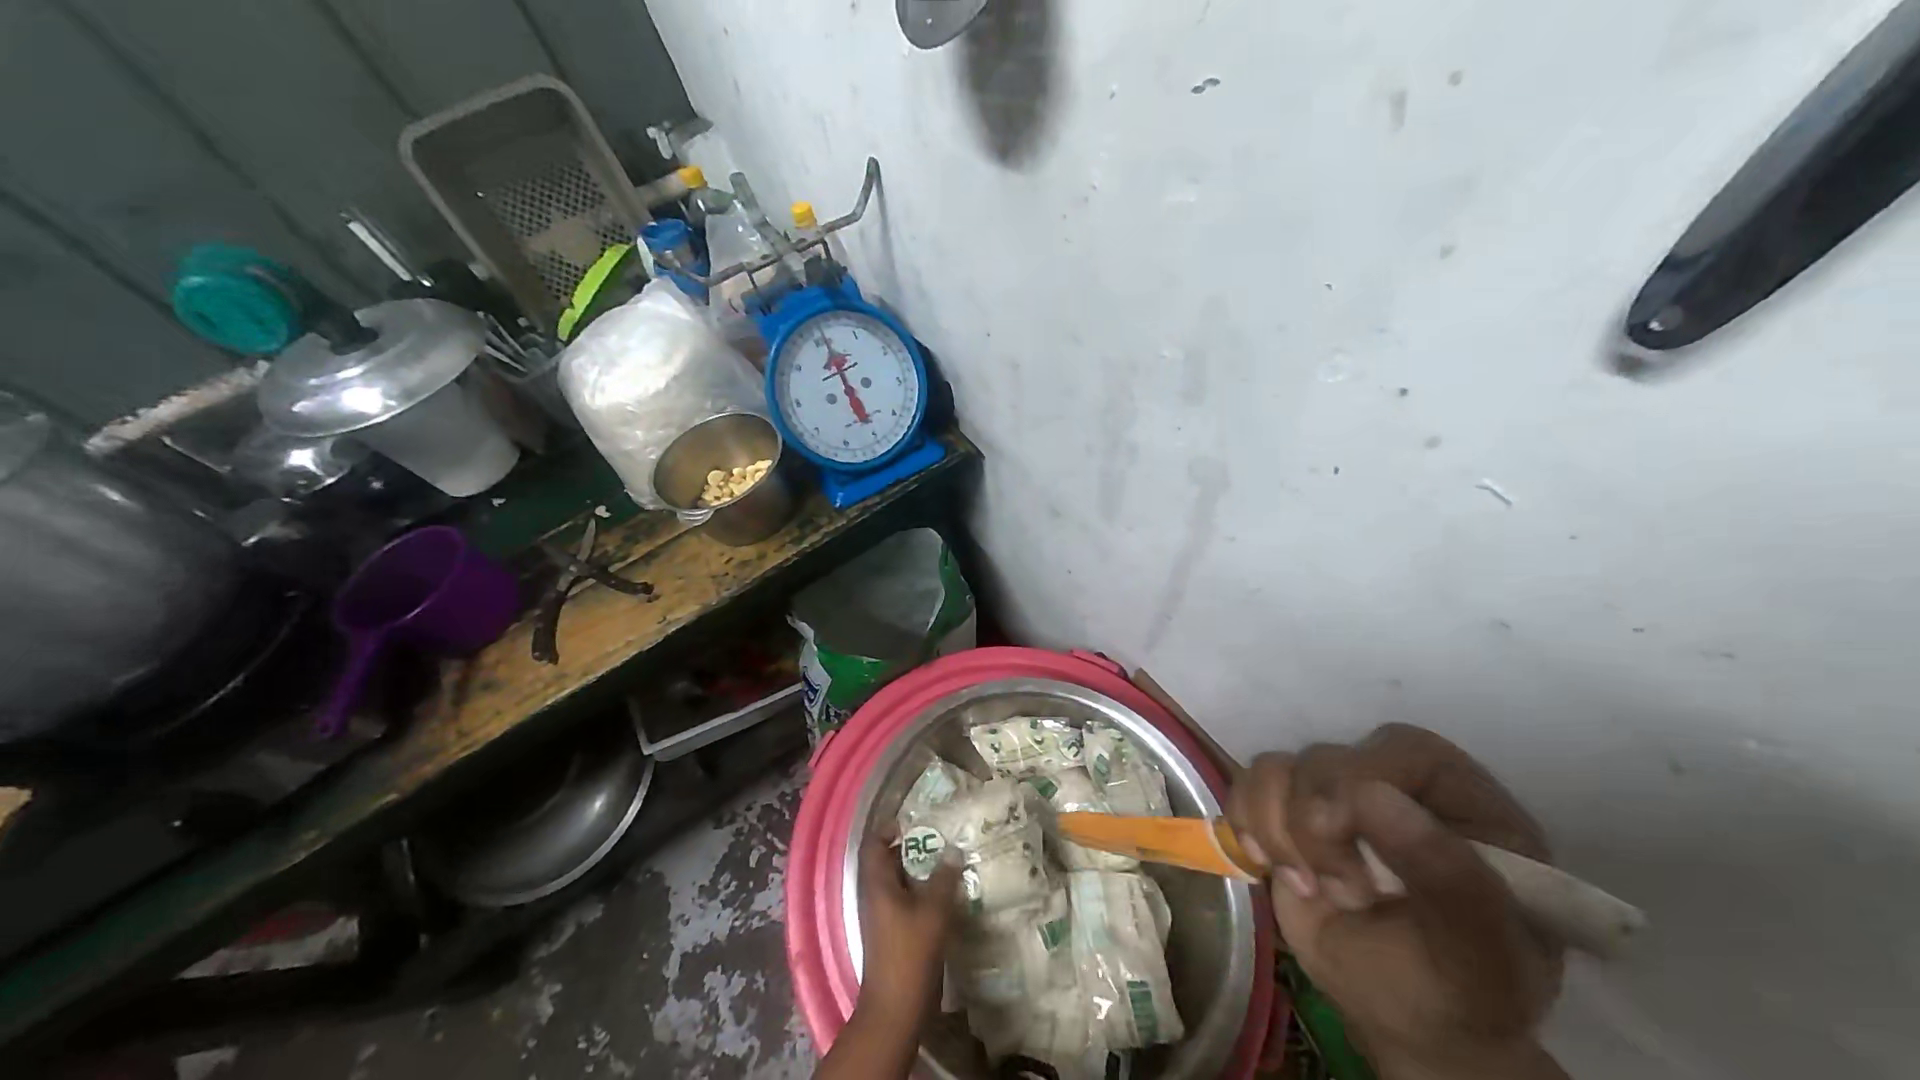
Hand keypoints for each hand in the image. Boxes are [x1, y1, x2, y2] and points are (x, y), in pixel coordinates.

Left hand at [855, 831, 960, 1025]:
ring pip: (898, 882)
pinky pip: (905, 901)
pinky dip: (920, 892)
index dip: (889, 829)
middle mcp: (875, 896)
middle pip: (887, 862)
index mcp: (876, 885)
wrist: (895, 1008)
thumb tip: (953, 850)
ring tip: (946, 862)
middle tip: (939, 839)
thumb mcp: (932, 912)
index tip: (914, 821)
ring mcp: (882, 916)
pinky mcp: (892, 933)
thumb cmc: (910, 954)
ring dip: (918, 871)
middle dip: (910, 848)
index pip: (874, 845)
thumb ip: (943, 879)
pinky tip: (944, 895)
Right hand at [1226, 724, 1564, 1078]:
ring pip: (1274, 769)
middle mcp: (1387, 772)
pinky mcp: (1282, 808)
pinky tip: (1272, 868)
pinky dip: (1247, 827)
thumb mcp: (1484, 948)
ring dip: (1280, 837)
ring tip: (1310, 887)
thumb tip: (1372, 796)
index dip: (1362, 800)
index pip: (1395, 751)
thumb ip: (1446, 873)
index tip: (1363, 879)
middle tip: (1349, 897)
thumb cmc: (1465, 982)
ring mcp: (1329, 788)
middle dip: (1319, 837)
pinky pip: (1245, 784)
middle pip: (1322, 761)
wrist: (1413, 1016)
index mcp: (1454, 788)